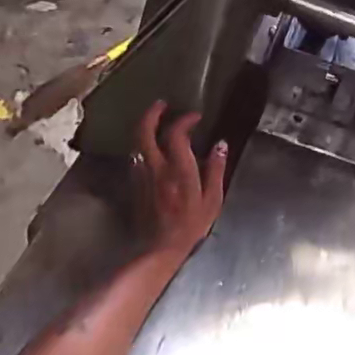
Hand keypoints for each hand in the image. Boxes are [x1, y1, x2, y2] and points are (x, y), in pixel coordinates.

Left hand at [132, 100, 227, 257]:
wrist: (159, 249)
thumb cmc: (191, 226)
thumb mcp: (212, 200)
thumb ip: (215, 170)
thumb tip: (220, 145)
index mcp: (178, 171)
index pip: (176, 134)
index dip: (185, 120)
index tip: (195, 117)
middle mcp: (156, 168)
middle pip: (145, 132)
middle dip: (152, 114)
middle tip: (162, 104)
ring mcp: (142, 175)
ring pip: (137, 142)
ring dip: (145, 127)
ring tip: (157, 121)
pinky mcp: (135, 184)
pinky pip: (136, 156)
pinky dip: (143, 145)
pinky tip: (152, 147)